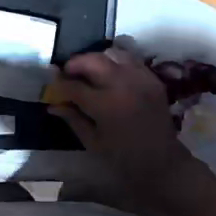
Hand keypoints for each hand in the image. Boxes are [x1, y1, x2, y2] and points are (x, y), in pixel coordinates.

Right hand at [47, 47, 194, 185]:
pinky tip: (110, 75)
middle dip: (75, 65)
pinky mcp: (152, 79)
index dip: (59, 85)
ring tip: (90, 73)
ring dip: (96, 60)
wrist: (163, 162)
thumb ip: (73, 118)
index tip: (52, 86)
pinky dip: (116, 62)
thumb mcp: (92, 142)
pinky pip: (130, 60)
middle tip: (68, 75)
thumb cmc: (123, 158)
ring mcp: (140, 79)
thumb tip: (53, 104)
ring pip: (112, 53)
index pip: (74, 86)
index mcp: (105, 105)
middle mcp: (123, 85)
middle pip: (92, 60)